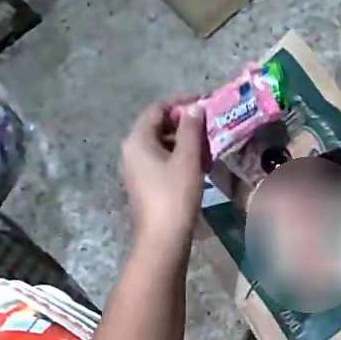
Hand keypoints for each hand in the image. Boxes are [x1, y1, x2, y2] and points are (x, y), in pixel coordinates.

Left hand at [121, 99, 205, 254]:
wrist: (163, 238)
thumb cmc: (175, 194)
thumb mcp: (188, 158)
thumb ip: (192, 129)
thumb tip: (195, 107)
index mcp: (137, 140)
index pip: (157, 109)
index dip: (180, 102)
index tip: (204, 102)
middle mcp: (131, 151)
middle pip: (157, 126)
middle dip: (183, 123)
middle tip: (209, 124)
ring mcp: (136, 169)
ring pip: (160, 144)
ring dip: (184, 141)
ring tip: (208, 144)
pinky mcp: (144, 184)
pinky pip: (160, 160)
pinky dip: (178, 156)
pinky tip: (198, 164)